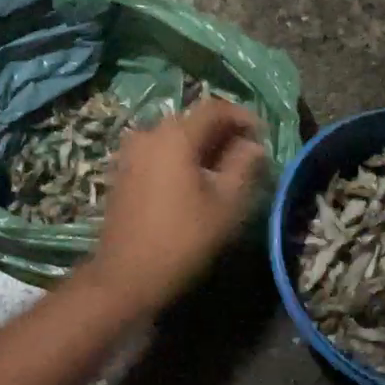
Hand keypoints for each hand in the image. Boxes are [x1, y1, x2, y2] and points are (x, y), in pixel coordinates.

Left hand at [83, 99, 267, 313]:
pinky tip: (193, 181)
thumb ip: (244, 167)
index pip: (214, 108)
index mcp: (174, 135)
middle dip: (222, 132)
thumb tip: (253, 146)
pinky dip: (179, 158)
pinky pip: (157, 152)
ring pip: (173, 137)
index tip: (262, 134)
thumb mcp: (226, 205)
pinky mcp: (122, 172)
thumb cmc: (183, 239)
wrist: (126, 275)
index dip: (242, 116)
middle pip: (191, 121)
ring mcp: (130, 153)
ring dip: (200, 146)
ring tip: (222, 169)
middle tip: (245, 154)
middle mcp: (148, 134)